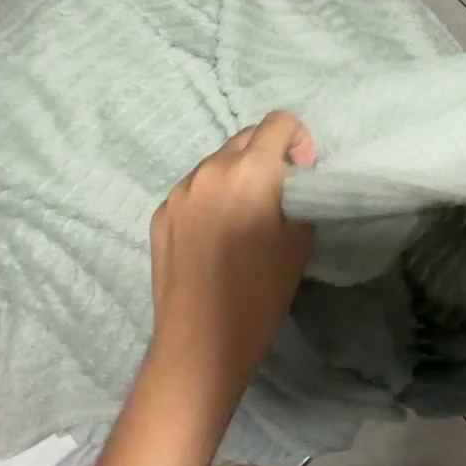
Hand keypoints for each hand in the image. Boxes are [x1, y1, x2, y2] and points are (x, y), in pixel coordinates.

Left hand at [149, 110, 318, 394]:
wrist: (200, 344)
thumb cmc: (261, 291)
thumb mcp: (300, 238)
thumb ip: (299, 193)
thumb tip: (293, 180)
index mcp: (251, 170)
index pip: (280, 122)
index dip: (299, 140)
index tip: (303, 174)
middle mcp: (212, 168)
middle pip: (248, 136)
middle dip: (269, 154)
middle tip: (279, 193)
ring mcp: (181, 190)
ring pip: (219, 161)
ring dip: (239, 173)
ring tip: (245, 215)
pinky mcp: (161, 212)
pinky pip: (196, 187)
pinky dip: (213, 195)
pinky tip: (217, 234)